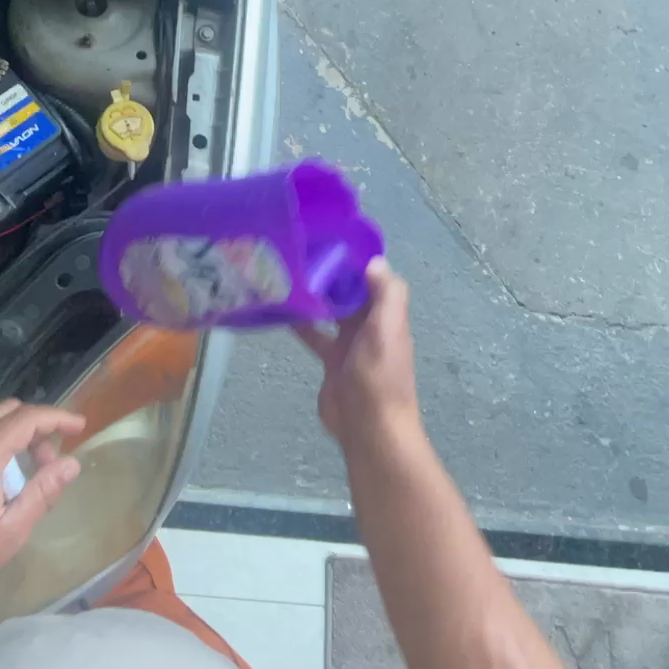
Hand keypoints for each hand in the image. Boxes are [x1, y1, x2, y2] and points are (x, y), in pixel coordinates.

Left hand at [0, 399, 84, 616]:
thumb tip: (71, 464)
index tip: (80, 426)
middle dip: (36, 427)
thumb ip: (43, 492)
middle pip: (6, 411)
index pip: (25, 419)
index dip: (56, 418)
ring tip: (26, 476)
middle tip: (51, 460)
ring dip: (13, 435)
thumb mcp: (10, 531)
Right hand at [296, 258, 423, 456]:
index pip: (371, 278)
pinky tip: (280, 312)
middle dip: (329, 274)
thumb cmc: (379, 377)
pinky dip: (300, 323)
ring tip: (286, 276)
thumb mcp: (387, 331)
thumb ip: (386, 296)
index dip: (354, 259)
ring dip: (314, 296)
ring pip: (330, 311)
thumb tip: (374, 260)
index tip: (327, 238)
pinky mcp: (331, 361)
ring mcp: (349, 344)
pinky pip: (314, 334)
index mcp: (386, 316)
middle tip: (297, 252)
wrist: (369, 429)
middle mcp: (369, 326)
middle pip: (349, 292)